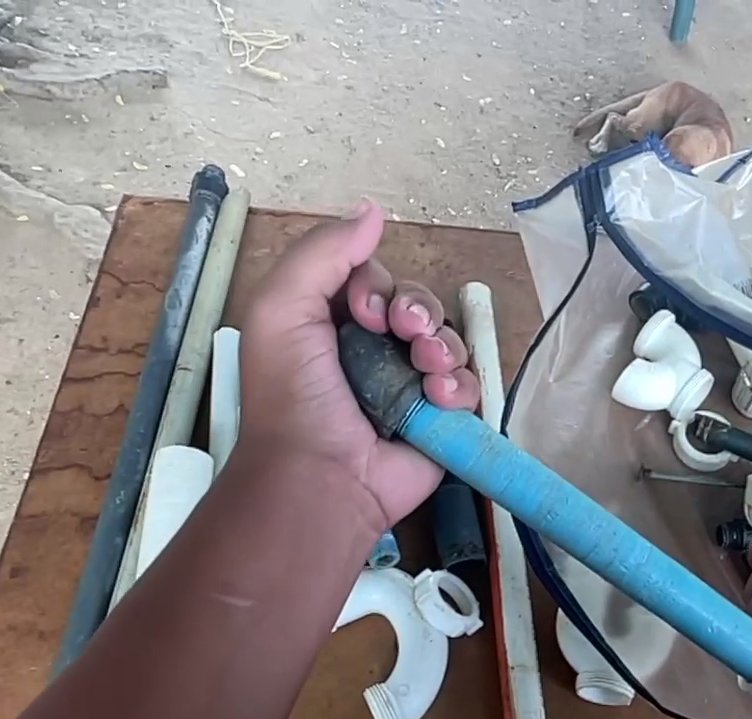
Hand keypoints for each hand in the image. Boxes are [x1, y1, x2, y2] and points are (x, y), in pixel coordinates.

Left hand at [234, 199, 480, 531]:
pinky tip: (441, 400)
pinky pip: (468, 387)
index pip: (377, 281)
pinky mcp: (440, 421)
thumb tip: (373, 210)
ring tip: (428, 373)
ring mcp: (411, 388)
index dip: (378, 288)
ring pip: (449, 343)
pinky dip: (462, 387)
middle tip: (407, 335)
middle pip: (420, 306)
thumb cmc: (294, 396)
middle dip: (420, 313)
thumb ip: (322, 254)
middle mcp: (375, 352)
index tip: (365, 314)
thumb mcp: (282, 310)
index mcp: (335, 325)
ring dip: (444, 348)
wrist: (321, 475)